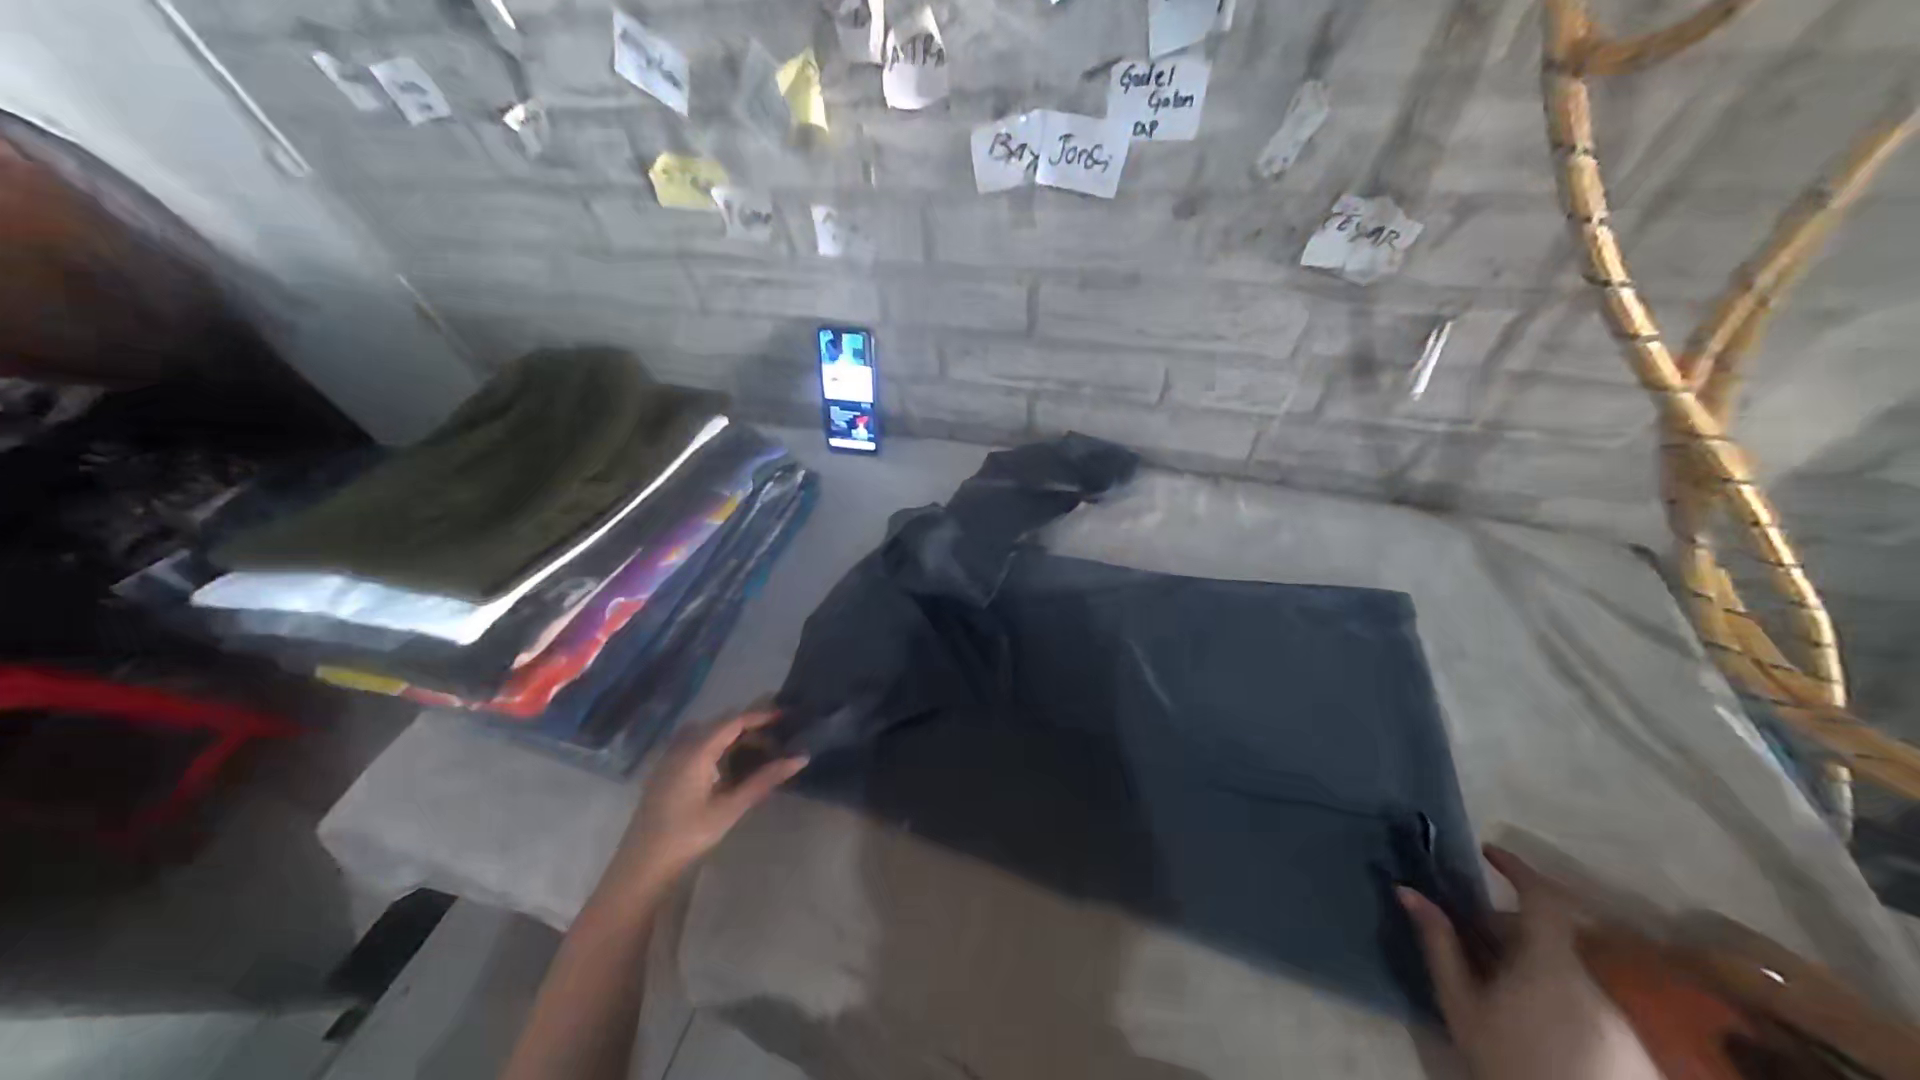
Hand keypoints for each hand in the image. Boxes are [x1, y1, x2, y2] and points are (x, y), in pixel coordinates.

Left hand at [605, 709, 806, 898]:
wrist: (642, 866)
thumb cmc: (688, 835)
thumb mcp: (730, 808)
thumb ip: (764, 780)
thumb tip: (800, 758)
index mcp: (696, 750)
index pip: (733, 720)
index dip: (760, 715)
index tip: (786, 716)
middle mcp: (681, 746)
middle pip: (720, 723)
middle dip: (749, 726)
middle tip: (777, 737)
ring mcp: (670, 757)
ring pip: (707, 733)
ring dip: (733, 736)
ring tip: (758, 751)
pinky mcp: (666, 771)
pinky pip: (695, 744)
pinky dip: (718, 745)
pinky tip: (730, 765)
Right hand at [1398, 846, 1661, 1079]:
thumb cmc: (1509, 1063)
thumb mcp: (1461, 1004)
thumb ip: (1439, 944)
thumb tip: (1408, 890)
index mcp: (1551, 965)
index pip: (1544, 898)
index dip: (1518, 868)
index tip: (1487, 853)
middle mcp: (1594, 984)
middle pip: (1548, 937)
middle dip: (1507, 928)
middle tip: (1469, 937)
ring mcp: (1619, 1019)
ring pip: (1566, 970)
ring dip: (1528, 962)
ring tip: (1493, 985)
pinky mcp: (1634, 1050)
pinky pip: (1585, 1000)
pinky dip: (1551, 992)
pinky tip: (1528, 1019)